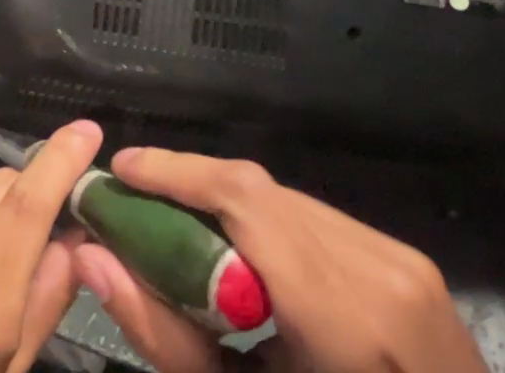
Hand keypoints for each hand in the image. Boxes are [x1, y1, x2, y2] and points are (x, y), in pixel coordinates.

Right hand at [70, 149, 487, 372]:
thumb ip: (161, 333)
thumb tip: (92, 258)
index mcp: (346, 316)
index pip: (244, 198)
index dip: (174, 171)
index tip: (118, 171)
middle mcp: (380, 268)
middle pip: (259, 189)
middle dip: (187, 184)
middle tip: (132, 201)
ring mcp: (405, 263)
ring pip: (285, 197)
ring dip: (223, 201)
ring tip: (175, 224)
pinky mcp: (412, 264)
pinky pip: (316, 219)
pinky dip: (264, 223)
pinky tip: (239, 254)